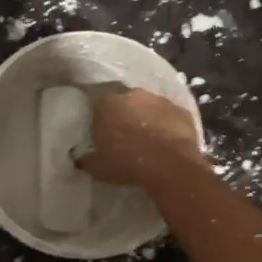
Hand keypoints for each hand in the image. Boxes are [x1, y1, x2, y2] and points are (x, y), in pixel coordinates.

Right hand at [76, 88, 205, 187]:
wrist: (170, 165)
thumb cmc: (125, 162)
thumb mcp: (96, 166)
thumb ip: (86, 158)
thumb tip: (79, 157)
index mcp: (106, 103)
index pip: (96, 102)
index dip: (96, 115)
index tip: (97, 129)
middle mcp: (132, 94)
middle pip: (123, 100)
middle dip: (121, 113)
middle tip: (120, 132)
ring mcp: (159, 100)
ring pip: (147, 105)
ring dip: (144, 117)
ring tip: (144, 137)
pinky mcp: (182, 110)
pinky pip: (168, 116)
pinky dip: (165, 124)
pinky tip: (164, 141)